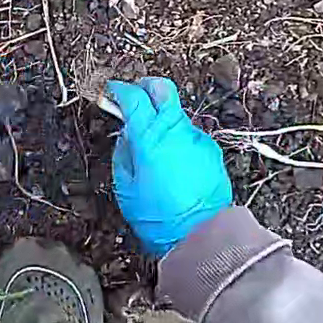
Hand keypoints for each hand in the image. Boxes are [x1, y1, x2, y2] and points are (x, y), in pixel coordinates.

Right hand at [107, 78, 232, 257]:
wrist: (203, 236)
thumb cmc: (161, 218)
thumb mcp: (126, 187)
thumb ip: (123, 153)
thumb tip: (126, 135)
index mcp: (150, 137)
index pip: (134, 96)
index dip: (119, 90)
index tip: (112, 92)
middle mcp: (176, 130)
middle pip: (162, 88)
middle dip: (145, 87)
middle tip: (133, 98)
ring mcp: (196, 138)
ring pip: (176, 113)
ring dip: (162, 118)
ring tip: (151, 143)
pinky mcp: (211, 149)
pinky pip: (188, 135)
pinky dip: (177, 139)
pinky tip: (171, 162)